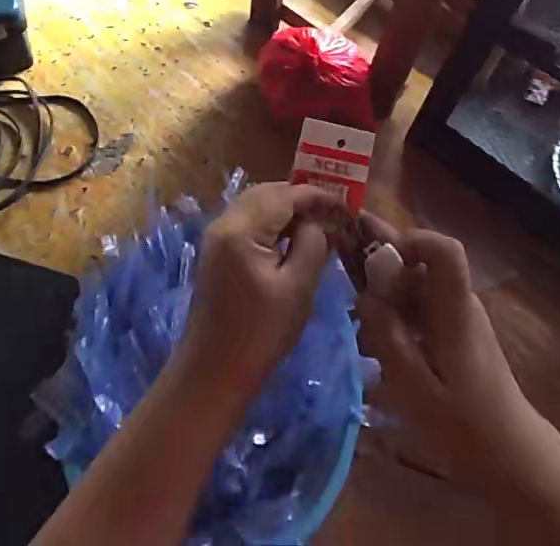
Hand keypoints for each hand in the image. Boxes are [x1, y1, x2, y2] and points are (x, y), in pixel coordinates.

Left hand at [173, 181, 347, 398]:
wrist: (214, 366)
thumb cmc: (261, 332)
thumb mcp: (297, 288)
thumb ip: (311, 246)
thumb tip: (319, 221)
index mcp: (241, 228)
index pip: (282, 195)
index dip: (315, 195)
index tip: (345, 205)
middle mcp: (223, 222)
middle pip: (265, 193)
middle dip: (299, 197)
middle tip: (333, 212)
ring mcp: (216, 235)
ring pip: (255, 204)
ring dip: (285, 207)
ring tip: (317, 223)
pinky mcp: (216, 249)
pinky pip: (246, 220)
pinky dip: (270, 220)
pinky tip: (291, 237)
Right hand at [353, 214, 533, 476]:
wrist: (516, 461)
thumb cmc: (466, 428)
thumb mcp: (416, 389)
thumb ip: (388, 338)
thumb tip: (363, 296)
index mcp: (453, 311)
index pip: (444, 249)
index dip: (408, 240)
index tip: (373, 259)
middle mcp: (457, 303)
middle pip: (419, 260)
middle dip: (377, 263)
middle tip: (341, 279)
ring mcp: (456, 316)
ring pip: (412, 282)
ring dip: (381, 293)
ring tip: (355, 323)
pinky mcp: (451, 331)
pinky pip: (416, 304)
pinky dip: (392, 312)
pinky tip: (373, 342)